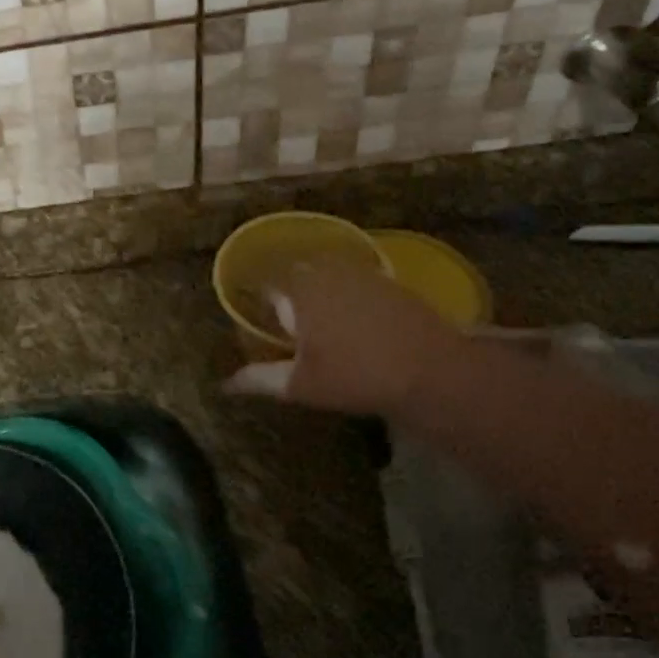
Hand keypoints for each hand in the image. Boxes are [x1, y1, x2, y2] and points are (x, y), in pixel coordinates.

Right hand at [224, 260, 460, 416]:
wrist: (433, 372)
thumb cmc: (356, 377)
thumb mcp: (302, 385)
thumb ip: (260, 379)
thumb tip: (225, 384)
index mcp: (297, 291)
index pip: (267, 289)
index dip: (264, 309)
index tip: (268, 329)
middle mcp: (325, 272)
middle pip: (297, 279)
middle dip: (294, 299)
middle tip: (299, 330)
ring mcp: (361, 273)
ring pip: (330, 278)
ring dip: (325, 295)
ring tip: (332, 328)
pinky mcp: (391, 282)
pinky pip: (360, 284)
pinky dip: (355, 299)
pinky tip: (364, 327)